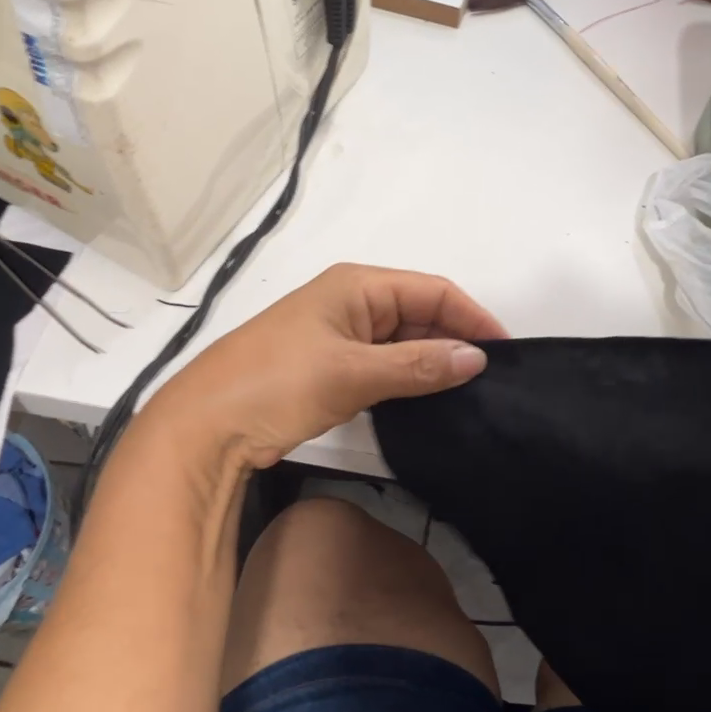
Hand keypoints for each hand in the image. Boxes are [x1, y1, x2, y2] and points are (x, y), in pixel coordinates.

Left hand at [138, 264, 506, 468]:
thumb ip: (418, 365)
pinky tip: (428, 398)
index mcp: (356, 285)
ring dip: (431, 360)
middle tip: (490, 378)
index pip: (432, 290)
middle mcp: (350, 301)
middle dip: (454, 338)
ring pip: (401, 339)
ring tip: (468, 390)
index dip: (471, 317)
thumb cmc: (278, 384)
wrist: (206, 426)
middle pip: (418, 311)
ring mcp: (338, 334)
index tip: (504, 353)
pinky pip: (382, 363)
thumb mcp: (353, 373)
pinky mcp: (329, 366)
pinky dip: (407, 376)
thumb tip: (476, 358)